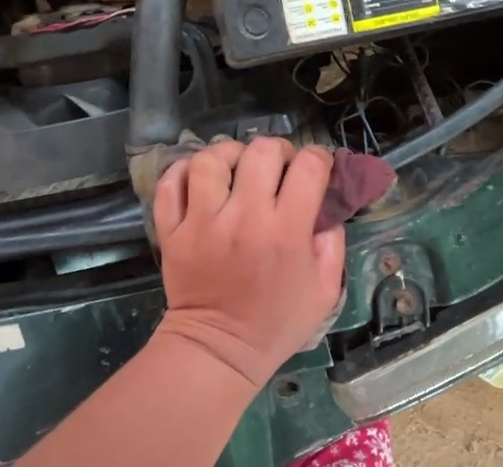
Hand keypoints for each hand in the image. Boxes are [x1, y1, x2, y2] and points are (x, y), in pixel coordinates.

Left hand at [152, 138, 345, 388]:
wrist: (217, 353)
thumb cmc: (276, 323)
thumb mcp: (325, 291)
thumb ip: (332, 243)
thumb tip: (327, 207)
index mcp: (286, 231)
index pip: (308, 167)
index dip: (318, 158)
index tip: (317, 168)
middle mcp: (243, 217)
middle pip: (261, 152)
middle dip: (278, 150)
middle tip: (279, 168)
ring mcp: (202, 221)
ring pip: (210, 159)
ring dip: (229, 154)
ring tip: (236, 168)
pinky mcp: (172, 230)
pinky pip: (171, 183)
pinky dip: (183, 171)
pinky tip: (201, 178)